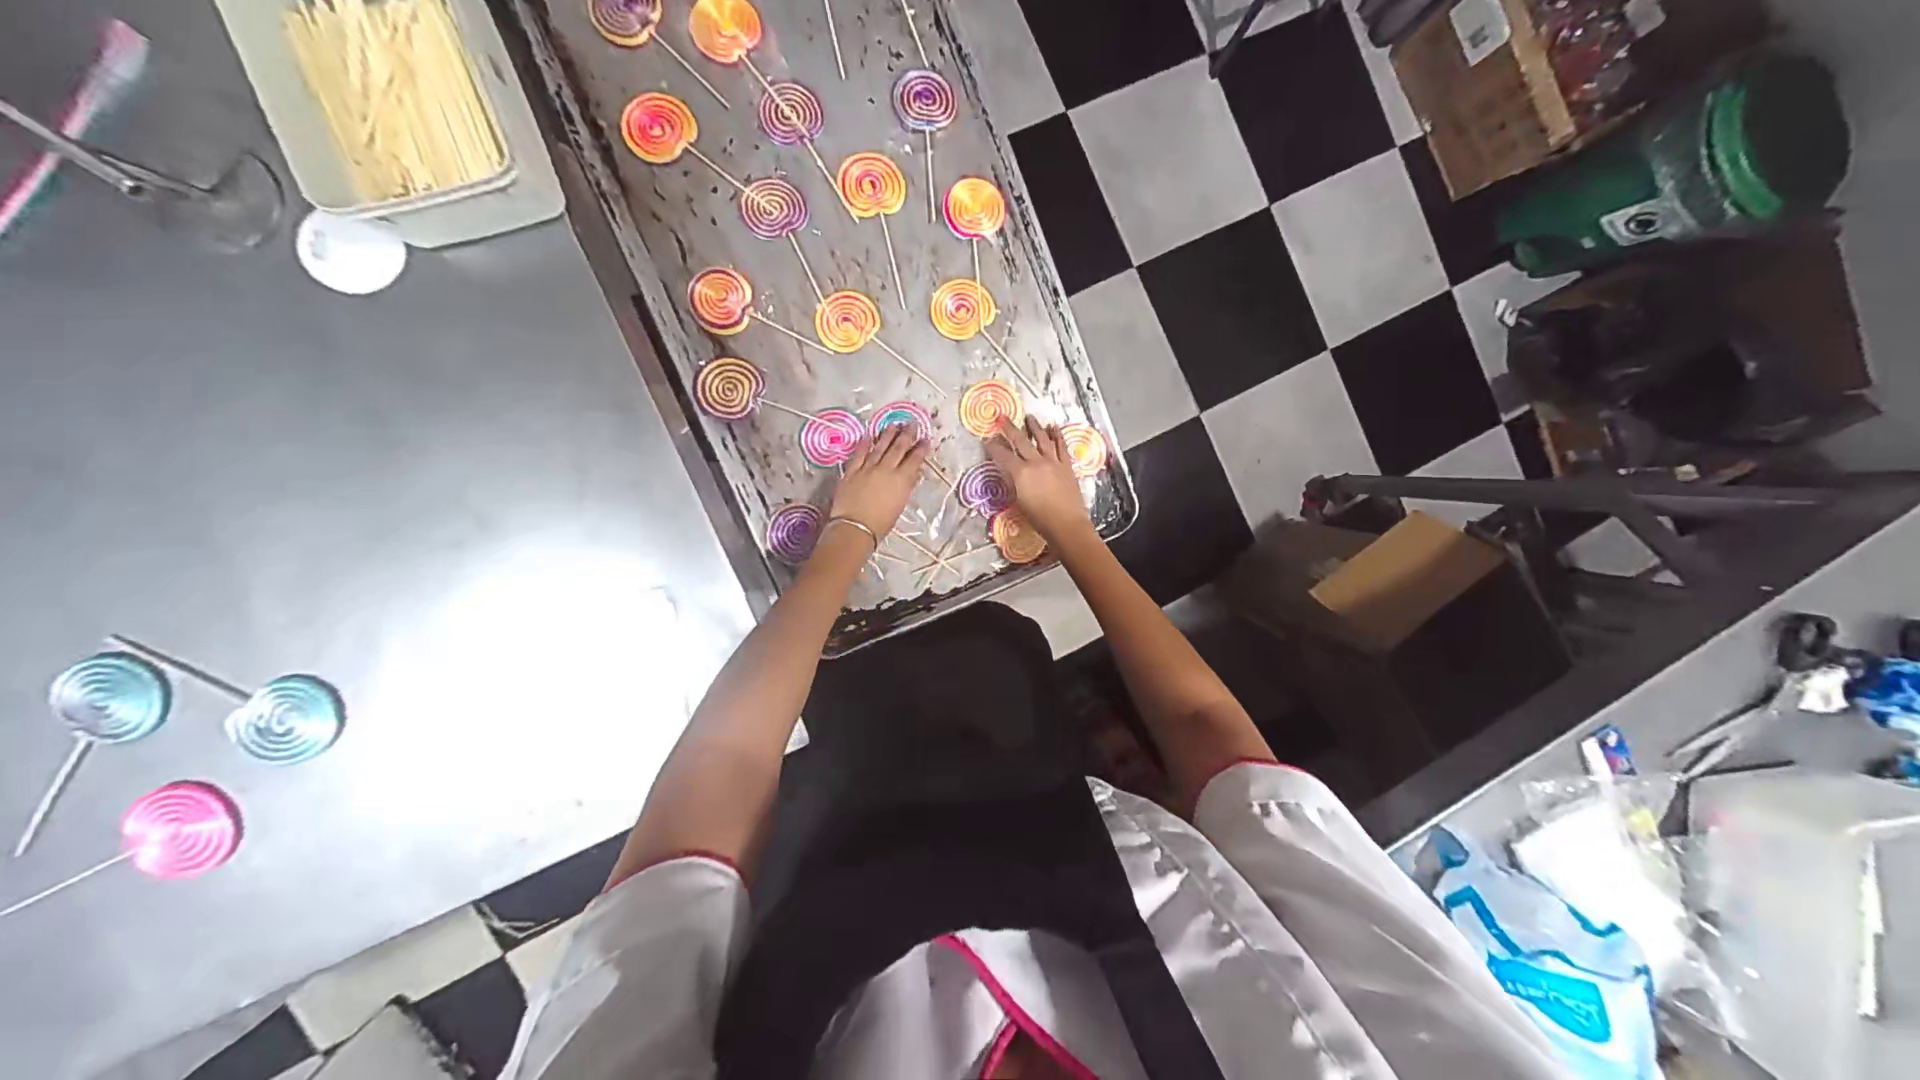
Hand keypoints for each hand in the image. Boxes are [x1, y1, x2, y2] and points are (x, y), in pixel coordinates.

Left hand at [828, 425, 931, 538]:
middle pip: (898, 448)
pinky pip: (859, 453)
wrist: (854, 528)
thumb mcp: (899, 505)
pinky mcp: (851, 471)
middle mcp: (885, 470)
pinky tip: (869, 435)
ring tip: (894, 425)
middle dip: (906, 435)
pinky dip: (865, 443)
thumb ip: (906, 486)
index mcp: (901, 480)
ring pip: (880, 447)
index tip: (925, 439)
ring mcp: (867, 468)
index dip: (921, 448)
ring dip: (888, 434)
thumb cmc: (880, 523)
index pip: (914, 460)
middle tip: (912, 424)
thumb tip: (914, 473)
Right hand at [985, 416, 1090, 542]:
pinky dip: (1057, 435)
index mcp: (1021, 473)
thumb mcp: (1019, 501)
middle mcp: (1036, 462)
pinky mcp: (1066, 465)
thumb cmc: (1039, 518)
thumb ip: (1014, 483)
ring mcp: (1053, 462)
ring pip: (1042, 439)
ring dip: (1035, 427)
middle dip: (1010, 428)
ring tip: (1030, 417)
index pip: (1003, 455)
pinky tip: (1054, 427)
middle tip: (1003, 418)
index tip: (987, 440)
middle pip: (1021, 441)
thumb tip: (1010, 473)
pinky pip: (1061, 446)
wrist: (1066, 524)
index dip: (993, 447)